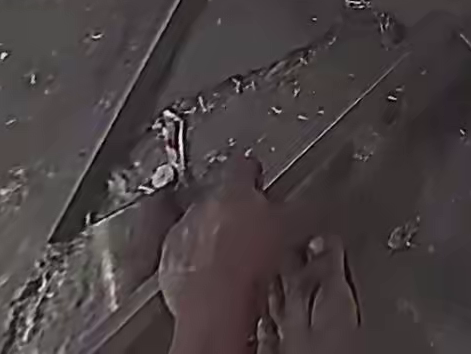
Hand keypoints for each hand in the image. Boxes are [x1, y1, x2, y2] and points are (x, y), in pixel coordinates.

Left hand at [159, 157, 283, 347]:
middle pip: (219, 194)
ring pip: (200, 221)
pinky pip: (185, 249)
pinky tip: (213, 267)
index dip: (253, 171)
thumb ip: (288, 205)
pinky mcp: (168, 263)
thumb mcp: (287, 225)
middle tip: (250, 220)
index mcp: (232, 188)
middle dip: (232, 205)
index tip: (258, 178)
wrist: (217, 305)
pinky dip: (196, 254)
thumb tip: (302, 200)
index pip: (242, 165)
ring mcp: (181, 233)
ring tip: (232, 248)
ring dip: (213, 229)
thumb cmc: (252, 263)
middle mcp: (202, 205)